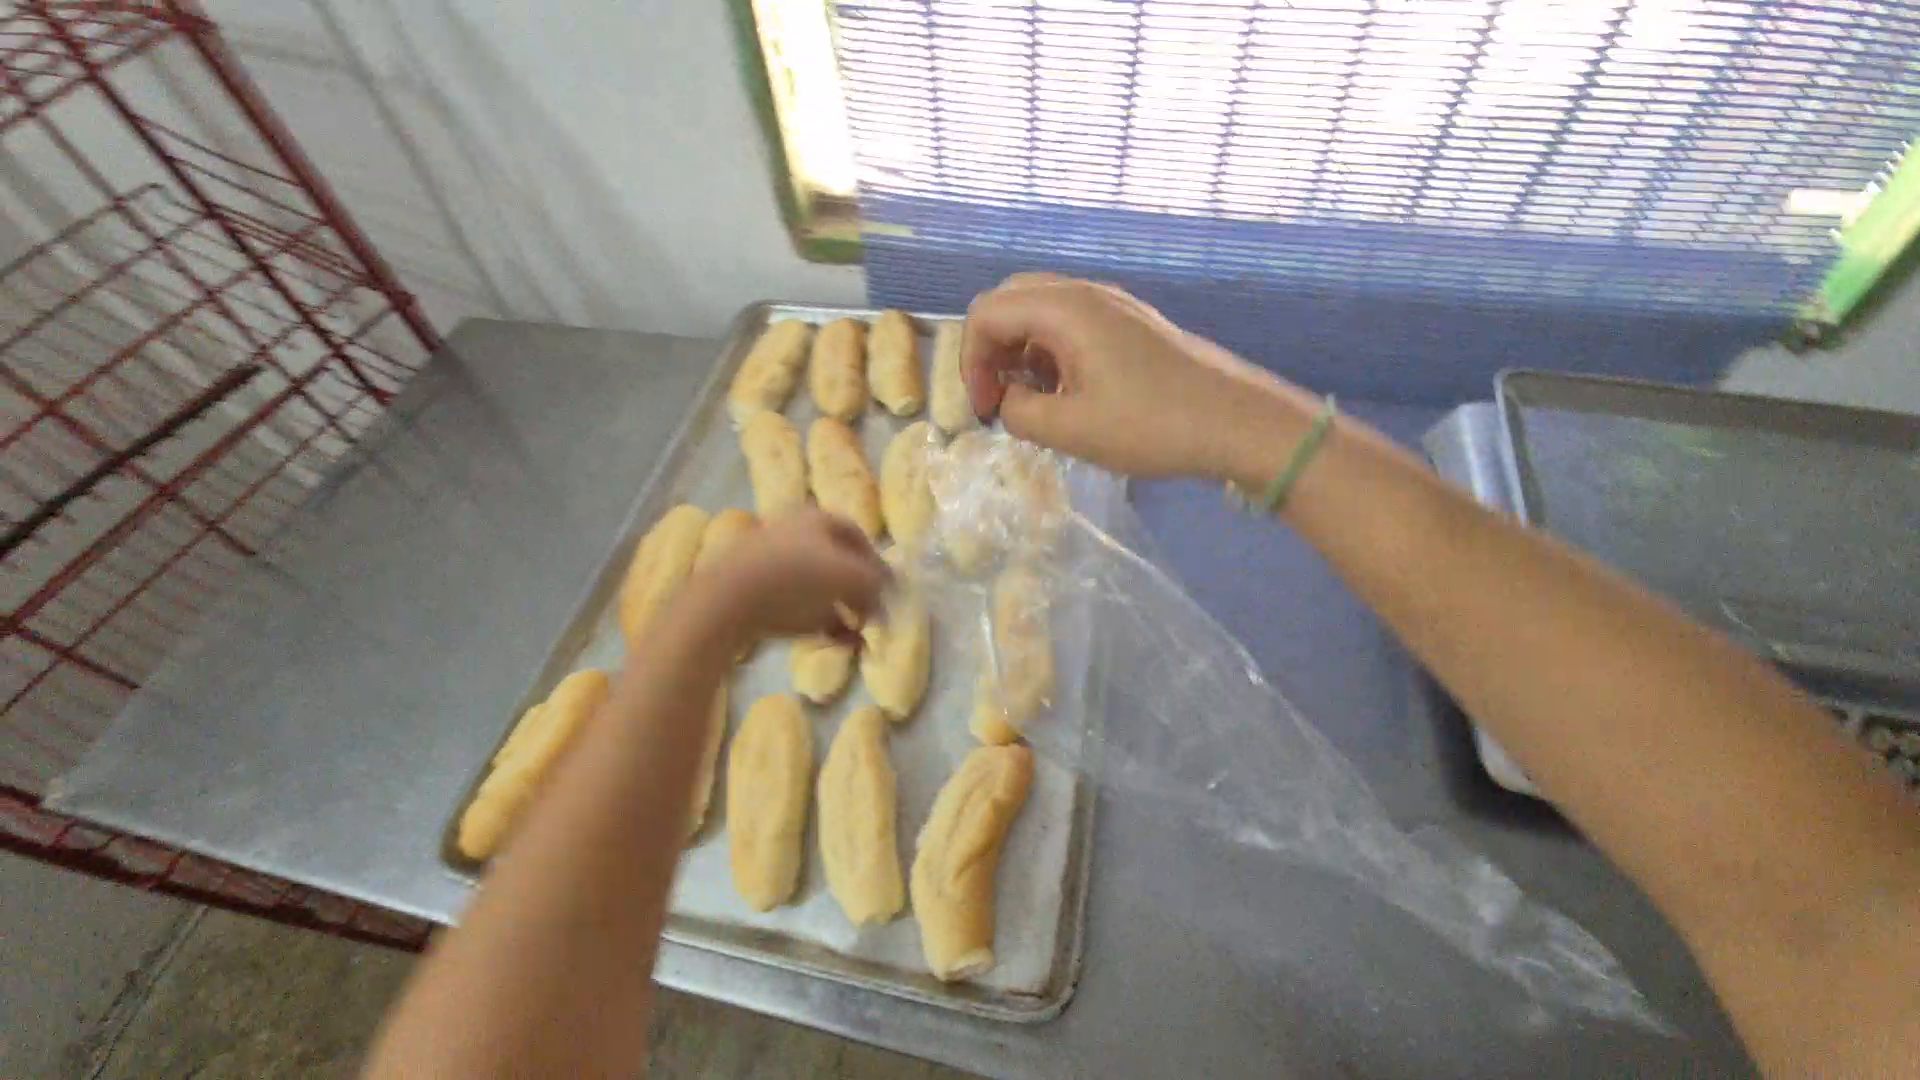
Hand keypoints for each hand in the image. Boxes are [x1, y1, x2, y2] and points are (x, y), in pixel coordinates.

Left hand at [688, 509, 889, 647]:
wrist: (728, 600)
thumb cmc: (796, 578)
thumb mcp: (850, 577)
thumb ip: (875, 582)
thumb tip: (885, 590)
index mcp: (817, 519)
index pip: (857, 535)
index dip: (878, 561)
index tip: (889, 589)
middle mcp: (794, 532)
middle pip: (837, 561)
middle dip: (858, 590)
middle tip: (872, 614)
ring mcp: (771, 561)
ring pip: (816, 585)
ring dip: (840, 609)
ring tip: (855, 633)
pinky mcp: (754, 590)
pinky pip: (794, 603)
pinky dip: (817, 620)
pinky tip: (831, 640)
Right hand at [962, 274, 1316, 478]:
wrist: (1237, 422)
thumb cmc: (1152, 426)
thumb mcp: (1069, 429)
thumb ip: (1018, 411)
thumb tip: (1010, 400)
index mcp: (1065, 309)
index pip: (986, 313)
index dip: (971, 362)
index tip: (985, 411)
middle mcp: (1085, 293)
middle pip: (1011, 302)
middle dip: (991, 350)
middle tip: (999, 398)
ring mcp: (1112, 305)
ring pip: (1041, 312)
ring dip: (1021, 353)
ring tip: (1034, 402)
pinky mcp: (1130, 324)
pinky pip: (1071, 325)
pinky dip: (1051, 353)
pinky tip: (1068, 394)